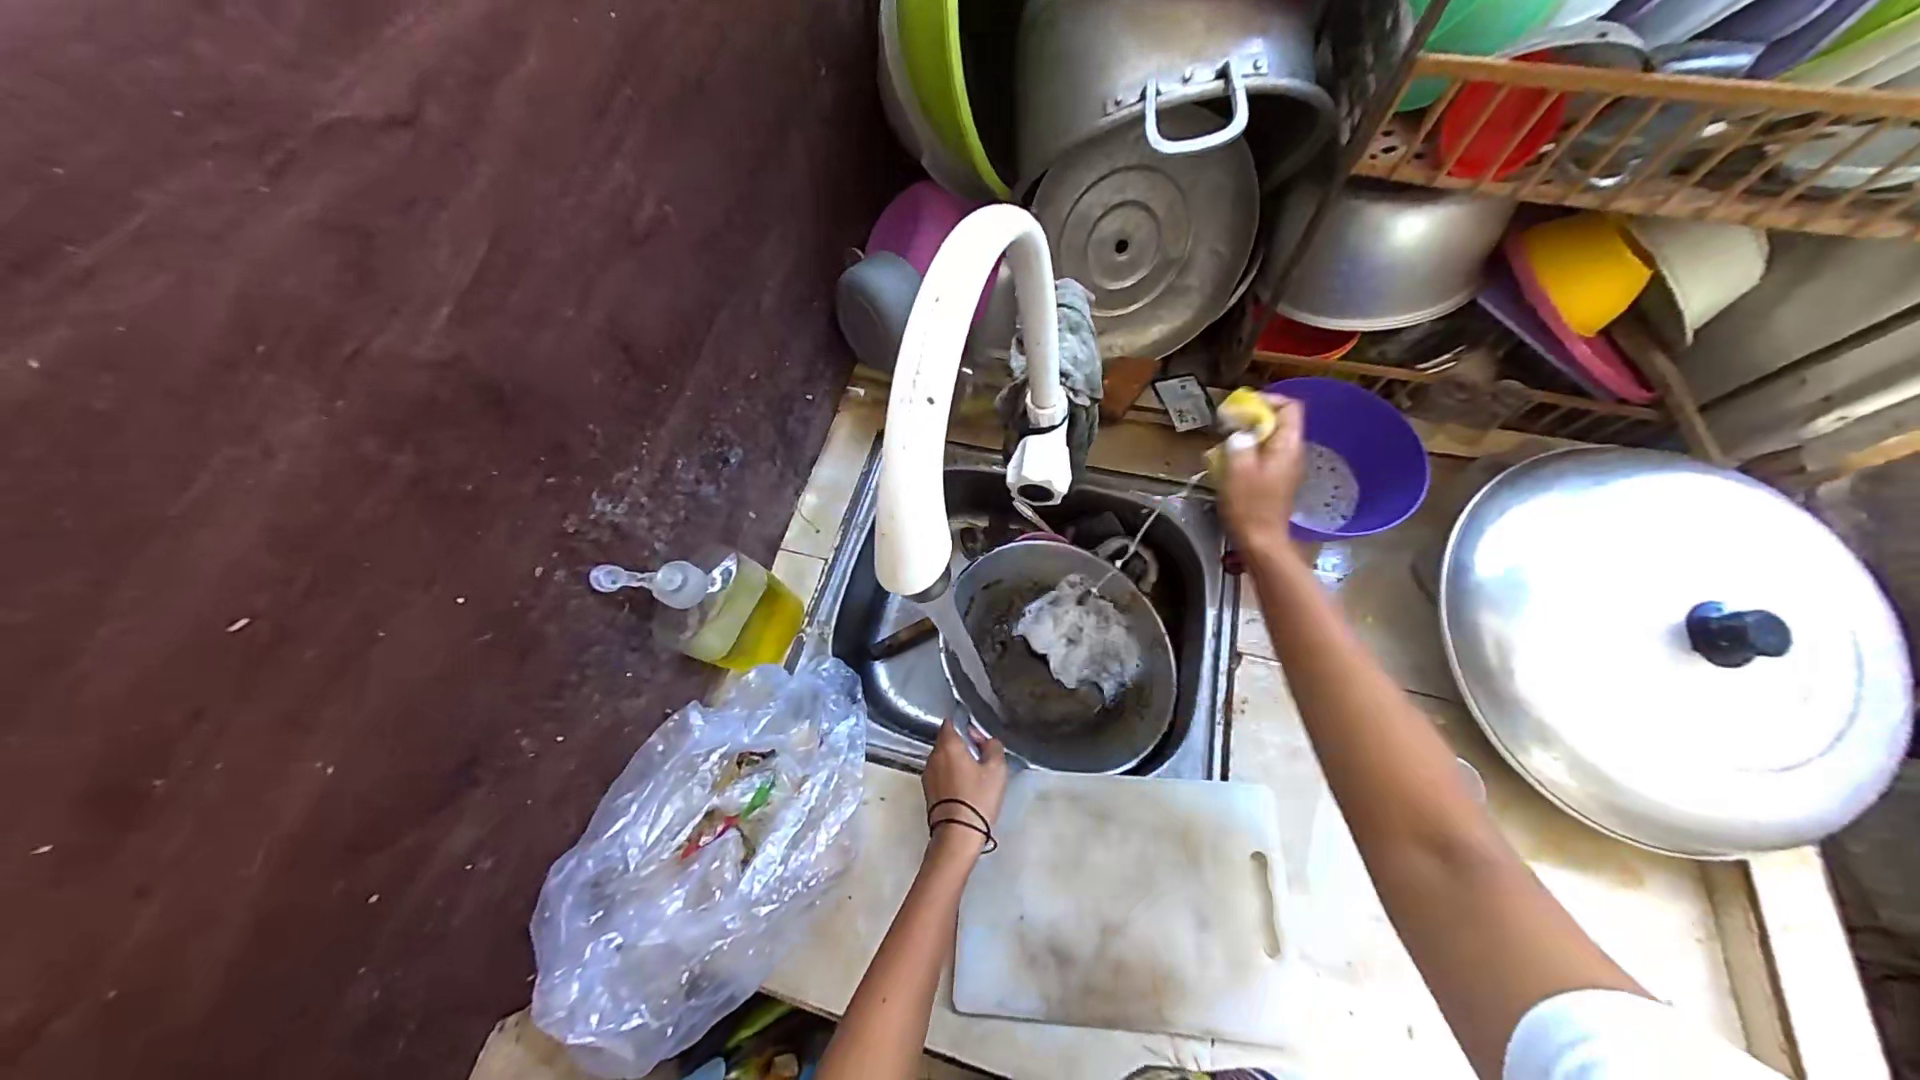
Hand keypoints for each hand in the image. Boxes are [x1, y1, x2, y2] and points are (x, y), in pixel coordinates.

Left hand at [923, 715, 1007, 855]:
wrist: (958, 833)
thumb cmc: (978, 797)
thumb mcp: (996, 769)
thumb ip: (993, 746)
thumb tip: (984, 740)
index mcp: (948, 745)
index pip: (950, 723)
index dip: (965, 727)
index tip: (978, 739)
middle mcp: (933, 756)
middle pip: (946, 741)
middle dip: (961, 745)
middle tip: (980, 758)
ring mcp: (927, 774)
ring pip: (942, 759)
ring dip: (955, 761)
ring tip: (973, 776)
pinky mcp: (927, 791)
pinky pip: (939, 774)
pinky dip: (949, 775)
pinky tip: (963, 788)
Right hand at [1219, 393, 1305, 552]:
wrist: (1261, 541)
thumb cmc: (1249, 505)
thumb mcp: (1238, 468)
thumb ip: (1240, 442)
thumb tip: (1240, 432)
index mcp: (1288, 446)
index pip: (1290, 407)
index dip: (1267, 400)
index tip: (1241, 407)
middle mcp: (1294, 453)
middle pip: (1280, 422)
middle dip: (1253, 419)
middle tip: (1228, 425)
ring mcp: (1288, 468)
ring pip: (1271, 440)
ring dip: (1249, 437)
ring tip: (1225, 445)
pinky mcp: (1279, 481)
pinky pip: (1267, 457)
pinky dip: (1250, 453)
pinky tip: (1231, 465)